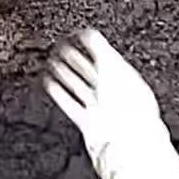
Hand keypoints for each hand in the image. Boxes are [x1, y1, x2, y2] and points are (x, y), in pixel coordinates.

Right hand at [45, 29, 169, 178]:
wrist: (127, 146)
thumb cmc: (129, 109)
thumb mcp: (113, 66)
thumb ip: (99, 47)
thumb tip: (89, 31)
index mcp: (125, 76)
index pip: (104, 55)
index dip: (89, 44)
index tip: (76, 35)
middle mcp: (113, 92)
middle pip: (90, 71)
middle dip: (75, 58)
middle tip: (60, 46)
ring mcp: (100, 108)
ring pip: (79, 86)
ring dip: (65, 74)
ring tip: (51, 62)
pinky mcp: (89, 123)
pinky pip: (71, 104)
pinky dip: (59, 93)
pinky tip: (50, 84)